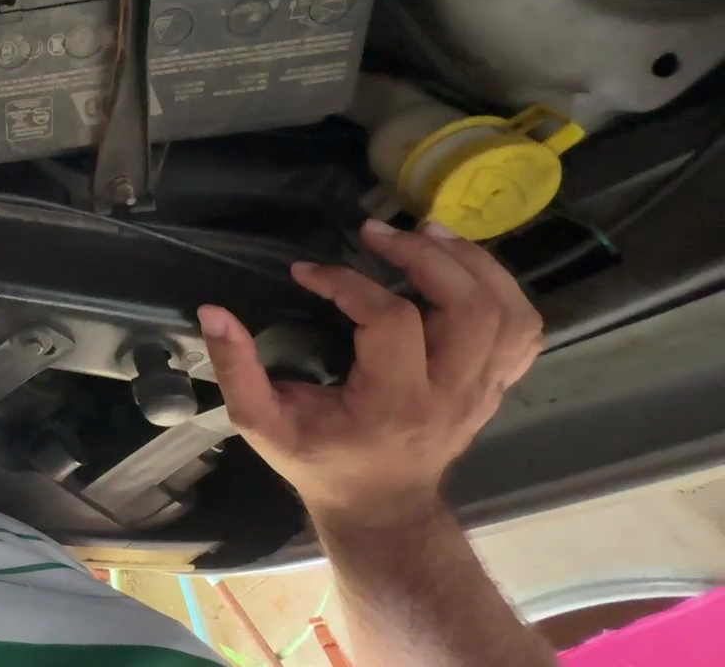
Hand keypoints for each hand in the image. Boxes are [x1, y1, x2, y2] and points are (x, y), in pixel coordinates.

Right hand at [198, 219, 543, 530]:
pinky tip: (460, 265)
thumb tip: (213, 311)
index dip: (347, 283)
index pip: (393, 321)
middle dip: (424, 257)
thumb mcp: (260, 422)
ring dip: (472, 264)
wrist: (381, 506)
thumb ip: (235, 368)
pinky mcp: (494, 385)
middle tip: (376, 231)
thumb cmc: (316, 461)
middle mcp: (453, 394)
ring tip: (425, 233)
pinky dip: (499, 289)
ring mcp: (483, 390)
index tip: (305, 272)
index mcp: (396, 402)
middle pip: (470, 308)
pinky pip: (522, 331)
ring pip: (510, 315)